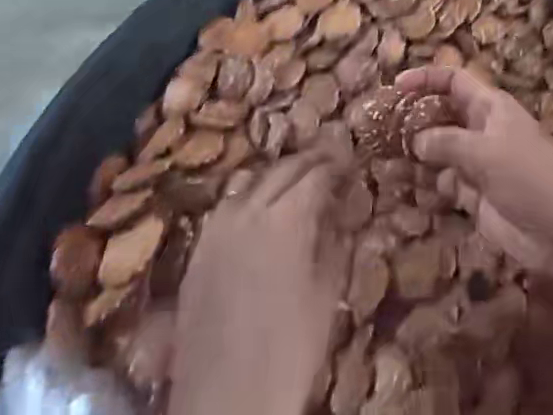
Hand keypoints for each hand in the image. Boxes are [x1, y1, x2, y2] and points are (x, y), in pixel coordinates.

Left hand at [169, 151, 344, 414]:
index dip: (339, 164)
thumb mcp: (328, 291)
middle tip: (335, 164)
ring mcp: (215, 233)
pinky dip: (251, 199)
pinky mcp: (197, 256)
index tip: (355, 163)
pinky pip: (227, 209)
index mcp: (284, 218)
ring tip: (301, 182)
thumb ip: (335, 241)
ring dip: (279, 176)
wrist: (225, 407)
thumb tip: (341, 211)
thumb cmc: (290, 350)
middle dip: (312, 162)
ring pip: (251, 183)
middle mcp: (246, 213)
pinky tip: (263, 213)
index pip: (317, 173)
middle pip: (283, 170)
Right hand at [395, 66, 552, 270]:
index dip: (427, 79)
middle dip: (413, 118)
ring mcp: (478, 164)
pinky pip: (442, 184)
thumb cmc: (529, 177)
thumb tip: (416, 139)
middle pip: (442, 115)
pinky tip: (396, 187)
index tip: (396, 84)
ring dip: (411, 154)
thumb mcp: (486, 152)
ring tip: (377, 158)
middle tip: (377, 126)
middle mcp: (483, 130)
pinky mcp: (475, 197)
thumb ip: (447, 142)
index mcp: (492, 107)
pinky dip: (421, 185)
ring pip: (437, 152)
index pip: (455, 81)